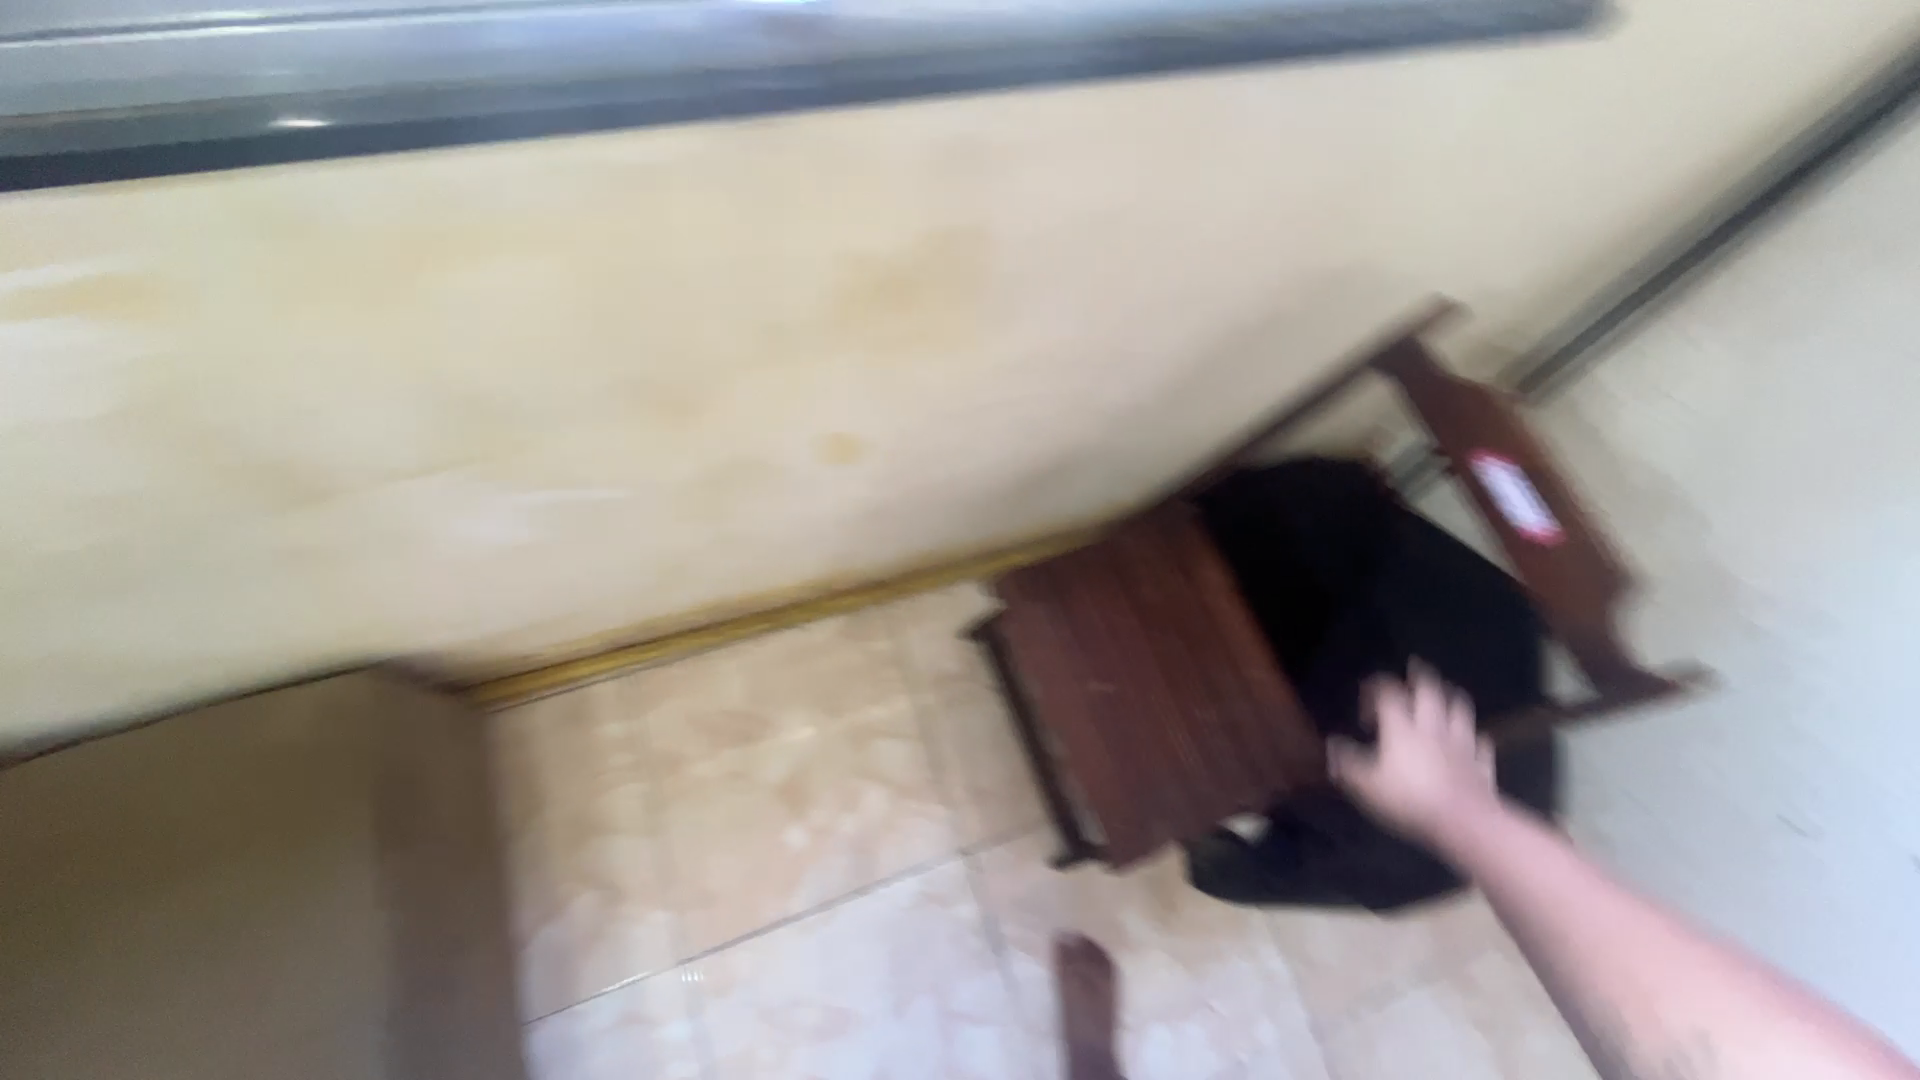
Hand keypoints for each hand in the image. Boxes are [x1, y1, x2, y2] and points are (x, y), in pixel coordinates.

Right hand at [1327, 662, 1501, 849]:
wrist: (1465, 823)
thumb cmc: (1409, 799)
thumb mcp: (1366, 784)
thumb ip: (1347, 762)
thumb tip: (1332, 744)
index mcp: (1401, 727)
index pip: (1388, 693)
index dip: (1376, 688)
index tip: (1366, 694)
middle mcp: (1432, 727)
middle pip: (1430, 691)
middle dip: (1421, 677)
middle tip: (1415, 669)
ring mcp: (1461, 744)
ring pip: (1460, 710)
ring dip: (1450, 698)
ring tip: (1444, 695)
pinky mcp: (1481, 764)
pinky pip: (1480, 744)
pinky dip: (1474, 738)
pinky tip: (1470, 741)